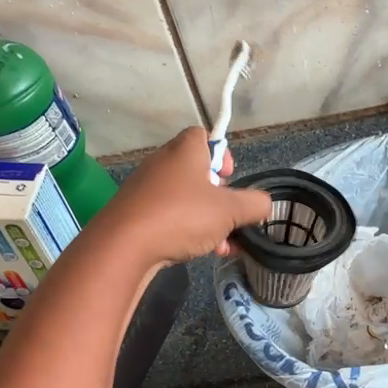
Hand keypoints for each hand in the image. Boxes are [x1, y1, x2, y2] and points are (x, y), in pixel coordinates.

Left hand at [90, 128, 274, 265]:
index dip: (222, 154)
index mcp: (185, 150)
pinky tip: (200, 252)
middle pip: (197, 171)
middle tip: (228, 213)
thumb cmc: (182, 216)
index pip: (205, 135)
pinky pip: (168, 215)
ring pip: (185, 198)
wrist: (124, 246)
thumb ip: (254, 204)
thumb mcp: (230, 211)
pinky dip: (186, 230)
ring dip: (207, 219)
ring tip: (222, 244)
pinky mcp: (135, 213)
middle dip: (219, 195)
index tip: (230, 177)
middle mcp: (162, 163)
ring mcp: (145, 189)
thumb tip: (263, 204)